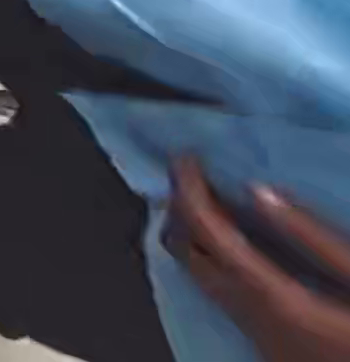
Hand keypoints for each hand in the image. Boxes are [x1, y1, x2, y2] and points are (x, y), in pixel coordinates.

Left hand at [168, 158, 349, 361]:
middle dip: (181, 204)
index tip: (185, 156)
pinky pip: (212, 284)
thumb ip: (318, 241)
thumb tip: (257, 189)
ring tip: (211, 201)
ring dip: (190, 229)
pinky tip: (232, 241)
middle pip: (182, 243)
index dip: (188, 186)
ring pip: (190, 265)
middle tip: (195, 176)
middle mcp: (244, 311)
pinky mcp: (263, 342)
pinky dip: (207, 253)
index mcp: (270, 296)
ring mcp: (251, 331)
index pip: (201, 226)